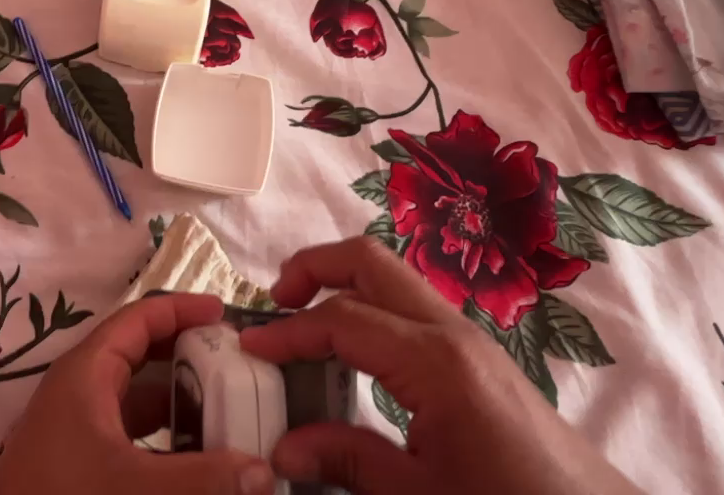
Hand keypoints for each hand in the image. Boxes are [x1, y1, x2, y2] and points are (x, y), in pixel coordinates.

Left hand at [0, 291, 276, 494]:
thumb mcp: (135, 488)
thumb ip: (201, 479)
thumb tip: (263, 471)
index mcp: (86, 372)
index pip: (139, 318)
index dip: (180, 309)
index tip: (223, 314)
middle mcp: (79, 388)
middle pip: (139, 353)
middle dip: (185, 354)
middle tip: (231, 362)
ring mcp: (75, 425)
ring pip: (134, 397)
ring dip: (176, 401)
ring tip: (223, 410)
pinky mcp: (76, 459)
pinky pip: (127, 430)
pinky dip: (160, 435)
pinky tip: (190, 455)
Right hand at [238, 238, 643, 494]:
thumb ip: (347, 462)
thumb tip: (281, 448)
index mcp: (434, 361)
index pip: (342, 320)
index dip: (288, 331)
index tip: (248, 346)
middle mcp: (448, 329)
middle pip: (368, 260)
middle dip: (312, 267)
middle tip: (276, 303)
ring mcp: (465, 335)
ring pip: (390, 275)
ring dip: (340, 282)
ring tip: (304, 320)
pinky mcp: (474, 352)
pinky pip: (408, 304)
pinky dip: (367, 305)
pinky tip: (353, 351)